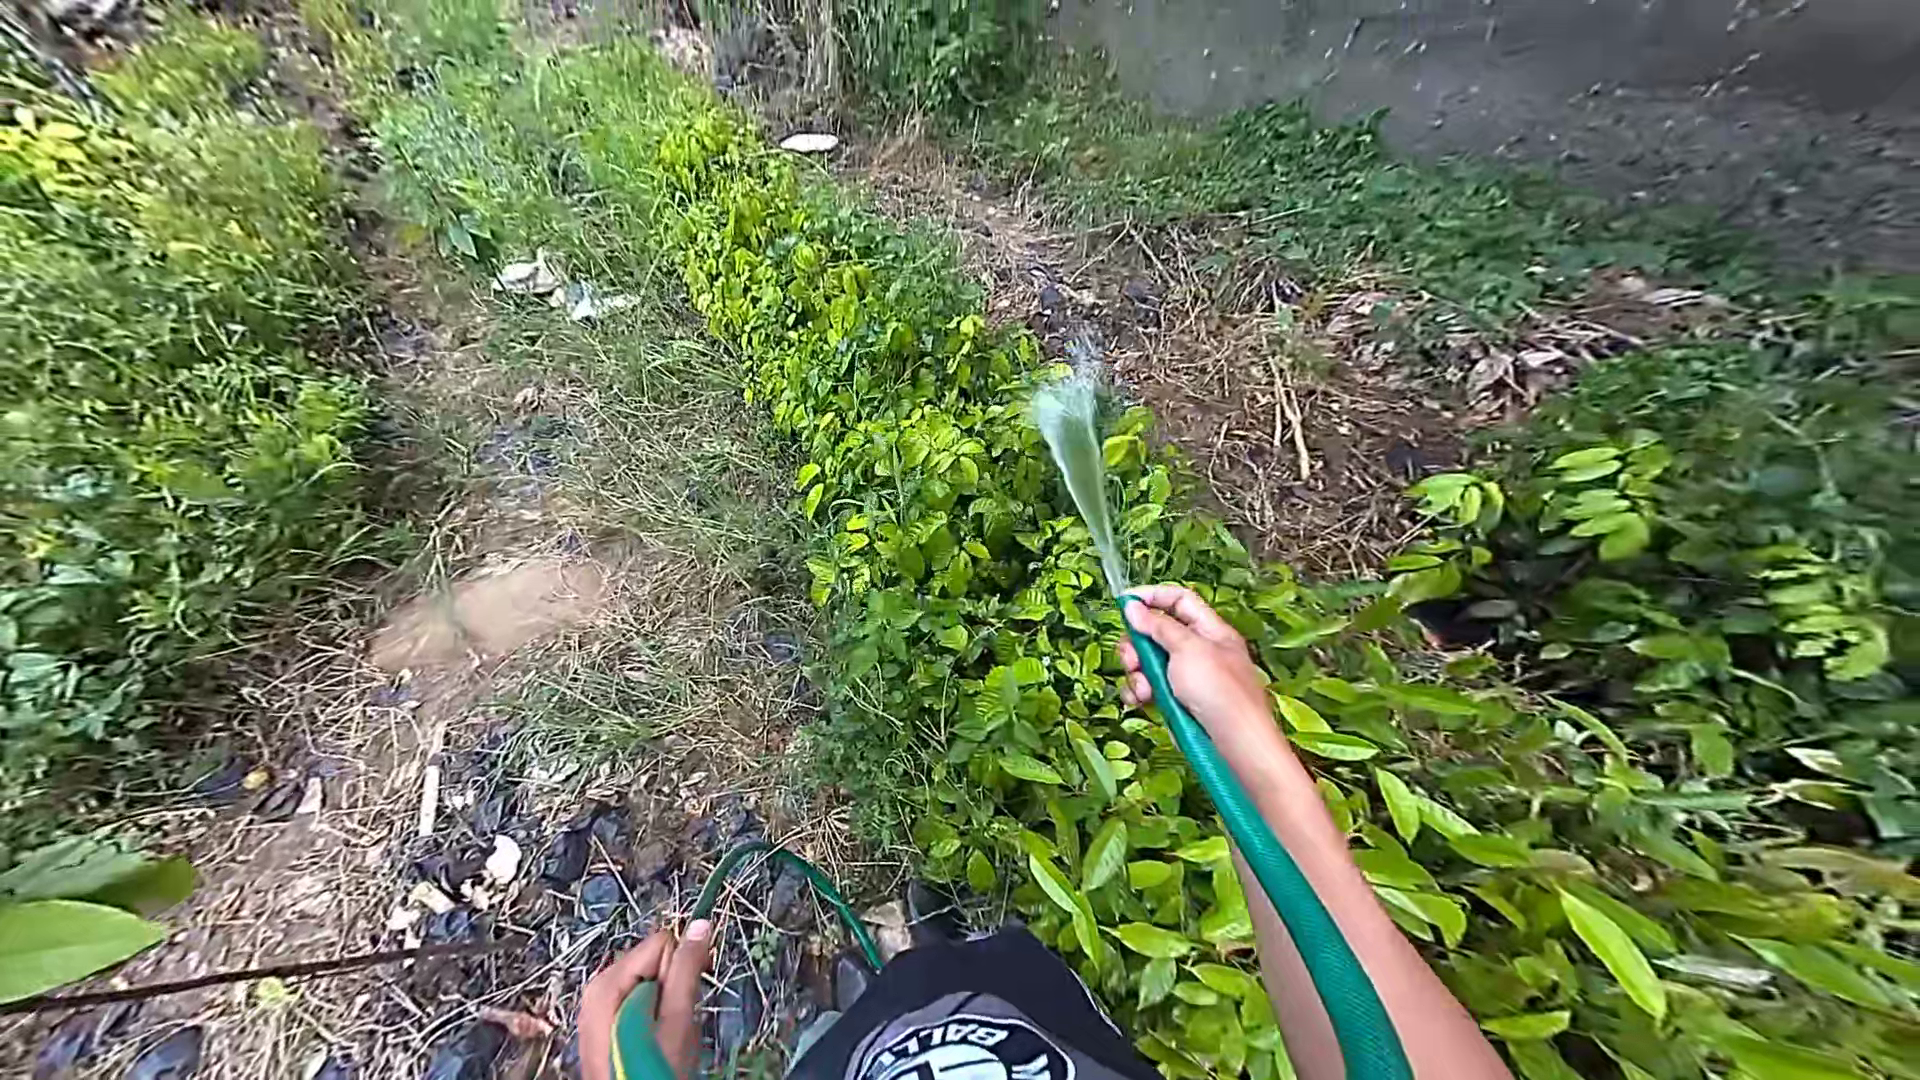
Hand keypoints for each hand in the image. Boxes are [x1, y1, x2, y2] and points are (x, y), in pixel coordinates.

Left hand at [579, 921, 713, 1079]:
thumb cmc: (653, 1074)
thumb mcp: (676, 1020)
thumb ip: (686, 968)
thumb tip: (701, 924)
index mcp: (608, 983)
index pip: (663, 943)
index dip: (681, 967)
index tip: (687, 998)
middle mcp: (599, 987)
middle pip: (656, 959)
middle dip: (674, 984)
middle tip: (678, 1020)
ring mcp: (600, 1005)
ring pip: (654, 978)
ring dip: (669, 1001)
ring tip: (666, 1035)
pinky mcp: (606, 1020)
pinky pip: (643, 996)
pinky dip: (657, 1012)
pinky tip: (655, 1039)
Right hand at [1117, 584, 1285, 758]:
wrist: (1234, 746)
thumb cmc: (1219, 691)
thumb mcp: (1188, 649)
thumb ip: (1158, 626)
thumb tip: (1133, 605)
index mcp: (1210, 630)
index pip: (1178, 599)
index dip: (1152, 596)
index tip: (1125, 603)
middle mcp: (1197, 650)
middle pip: (1156, 632)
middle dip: (1137, 643)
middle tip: (1131, 658)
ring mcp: (1185, 677)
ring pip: (1147, 661)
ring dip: (1137, 672)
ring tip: (1142, 688)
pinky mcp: (1174, 700)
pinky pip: (1147, 686)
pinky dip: (1139, 691)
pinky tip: (1140, 701)